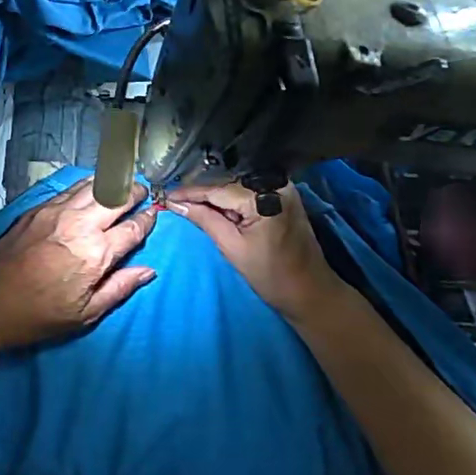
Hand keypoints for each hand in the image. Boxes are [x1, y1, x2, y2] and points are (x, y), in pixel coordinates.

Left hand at [0, 178, 159, 351]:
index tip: (155, 214)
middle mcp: (79, 225)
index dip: (148, 220)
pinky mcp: (37, 209)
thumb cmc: (37, 315)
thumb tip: (147, 271)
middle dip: (134, 192)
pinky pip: (69, 189)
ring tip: (122, 184)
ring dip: (112, 183)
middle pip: (116, 198)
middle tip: (143, 192)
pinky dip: (86, 185)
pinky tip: (91, 188)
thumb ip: (119, 288)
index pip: (133, 229)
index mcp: (96, 253)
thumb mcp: (85, 314)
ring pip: (93, 186)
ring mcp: (56, 212)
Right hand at [168, 181, 356, 321]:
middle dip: (199, 191)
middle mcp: (275, 185)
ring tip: (187, 201)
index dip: (189, 192)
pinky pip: (250, 190)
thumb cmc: (271, 275)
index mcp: (263, 198)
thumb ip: (204, 219)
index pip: (217, 190)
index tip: (165, 195)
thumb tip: (175, 204)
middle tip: (172, 198)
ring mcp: (283, 188)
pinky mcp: (285, 195)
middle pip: (227, 183)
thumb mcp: (232, 247)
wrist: (310, 291)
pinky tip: (212, 205)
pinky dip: (230, 197)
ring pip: (237, 185)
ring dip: (213, 194)